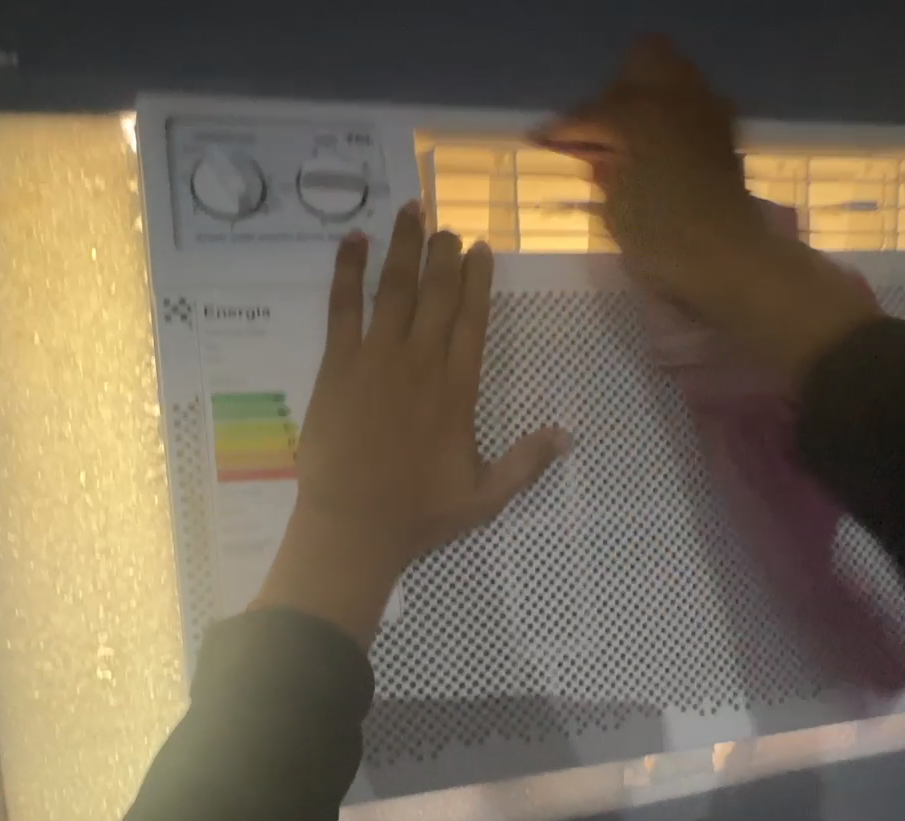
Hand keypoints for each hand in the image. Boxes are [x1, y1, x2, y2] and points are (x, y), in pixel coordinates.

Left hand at [252, 204, 570, 644]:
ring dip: (404, 247)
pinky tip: (353, 240)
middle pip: (437, 295)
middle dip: (444, 254)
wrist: (354, 526)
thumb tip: (568, 435)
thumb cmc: (418, 515)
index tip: (481, 247)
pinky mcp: (337, 366)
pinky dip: (348, 271)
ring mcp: (377, 360)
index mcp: (458, 391)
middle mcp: (421, 364)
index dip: (478, 281)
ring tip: (411, 210)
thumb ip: (526, 464)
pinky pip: (342, 307)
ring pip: (395, 290)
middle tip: (447, 225)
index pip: (473, 321)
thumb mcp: (485, 499)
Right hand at [539, 36, 877, 390]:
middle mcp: (677, 99)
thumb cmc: (661, 242)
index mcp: (639, 116)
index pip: (592, 112)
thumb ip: (603, 172)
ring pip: (670, 78)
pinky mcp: (723, 135)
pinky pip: (690, 106)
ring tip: (622, 148)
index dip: (563, 130)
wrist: (726, 262)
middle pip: (639, 65)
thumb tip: (598, 157)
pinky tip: (652, 156)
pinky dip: (667, 122)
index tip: (540, 141)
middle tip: (592, 140)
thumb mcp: (615, 210)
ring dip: (643, 106)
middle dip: (611, 98)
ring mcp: (707, 112)